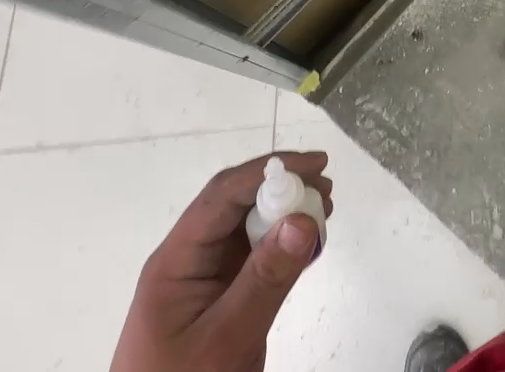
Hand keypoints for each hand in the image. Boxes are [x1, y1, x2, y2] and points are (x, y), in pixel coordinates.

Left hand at [110, 152, 333, 371]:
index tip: (316, 164)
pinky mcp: (224, 297)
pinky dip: (285, 240)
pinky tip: (310, 241)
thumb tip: (304, 218)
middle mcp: (190, 259)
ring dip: (287, 211)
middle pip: (236, 204)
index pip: (222, 196)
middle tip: (328, 189)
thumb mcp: (224, 340)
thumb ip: (265, 280)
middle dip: (282, 187)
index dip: (268, 170)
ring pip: (249, 226)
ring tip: (326, 210)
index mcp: (176, 261)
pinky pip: (256, 254)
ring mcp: (207, 278)